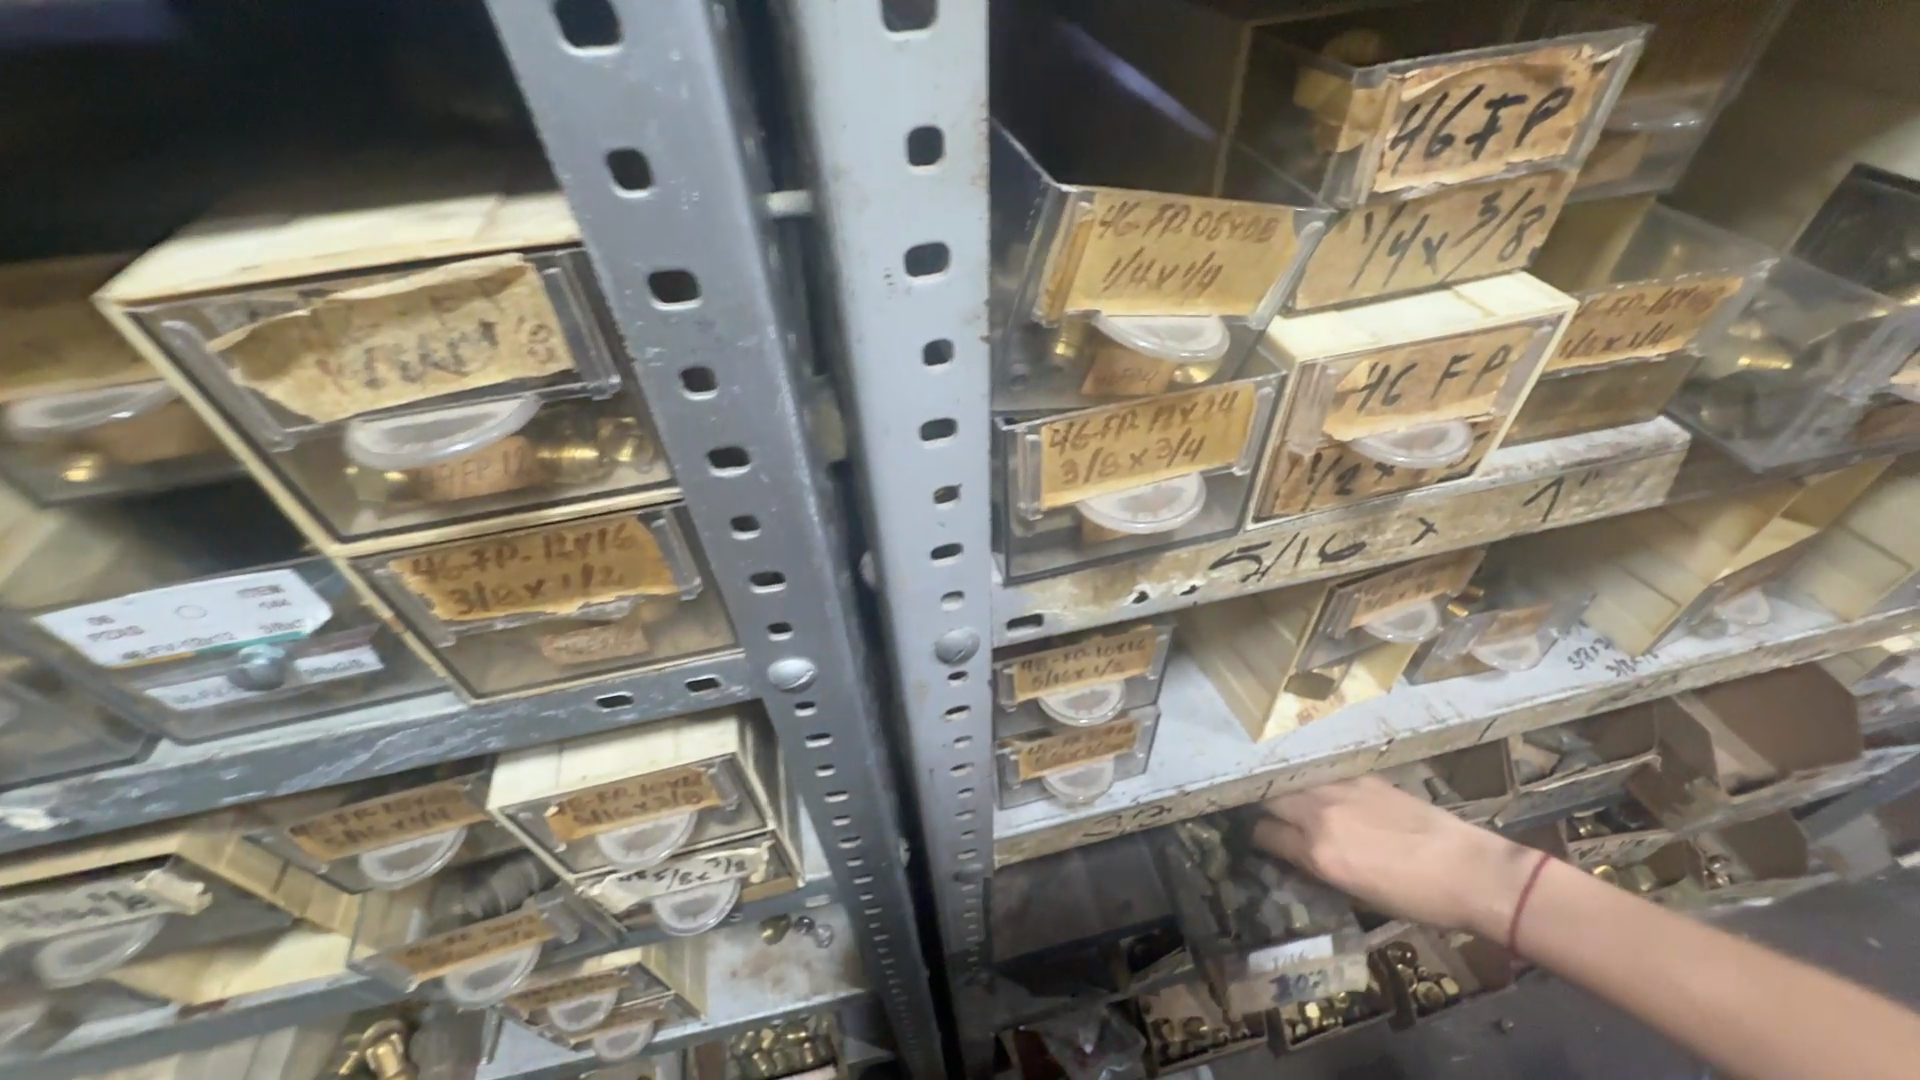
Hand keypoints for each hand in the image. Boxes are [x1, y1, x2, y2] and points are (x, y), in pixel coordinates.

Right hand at [1253, 776, 1540, 937]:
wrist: (1471, 872)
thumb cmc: (1417, 899)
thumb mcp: (1355, 894)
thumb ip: (1317, 866)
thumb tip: (1294, 853)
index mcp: (1318, 852)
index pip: (1263, 833)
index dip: (1257, 837)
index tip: (1260, 840)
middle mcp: (1320, 815)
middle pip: (1269, 799)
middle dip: (1263, 807)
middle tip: (1268, 816)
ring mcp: (1341, 790)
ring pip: (1293, 782)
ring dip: (1285, 791)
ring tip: (1288, 799)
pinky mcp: (1363, 778)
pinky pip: (1323, 776)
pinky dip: (1315, 783)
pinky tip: (1322, 791)